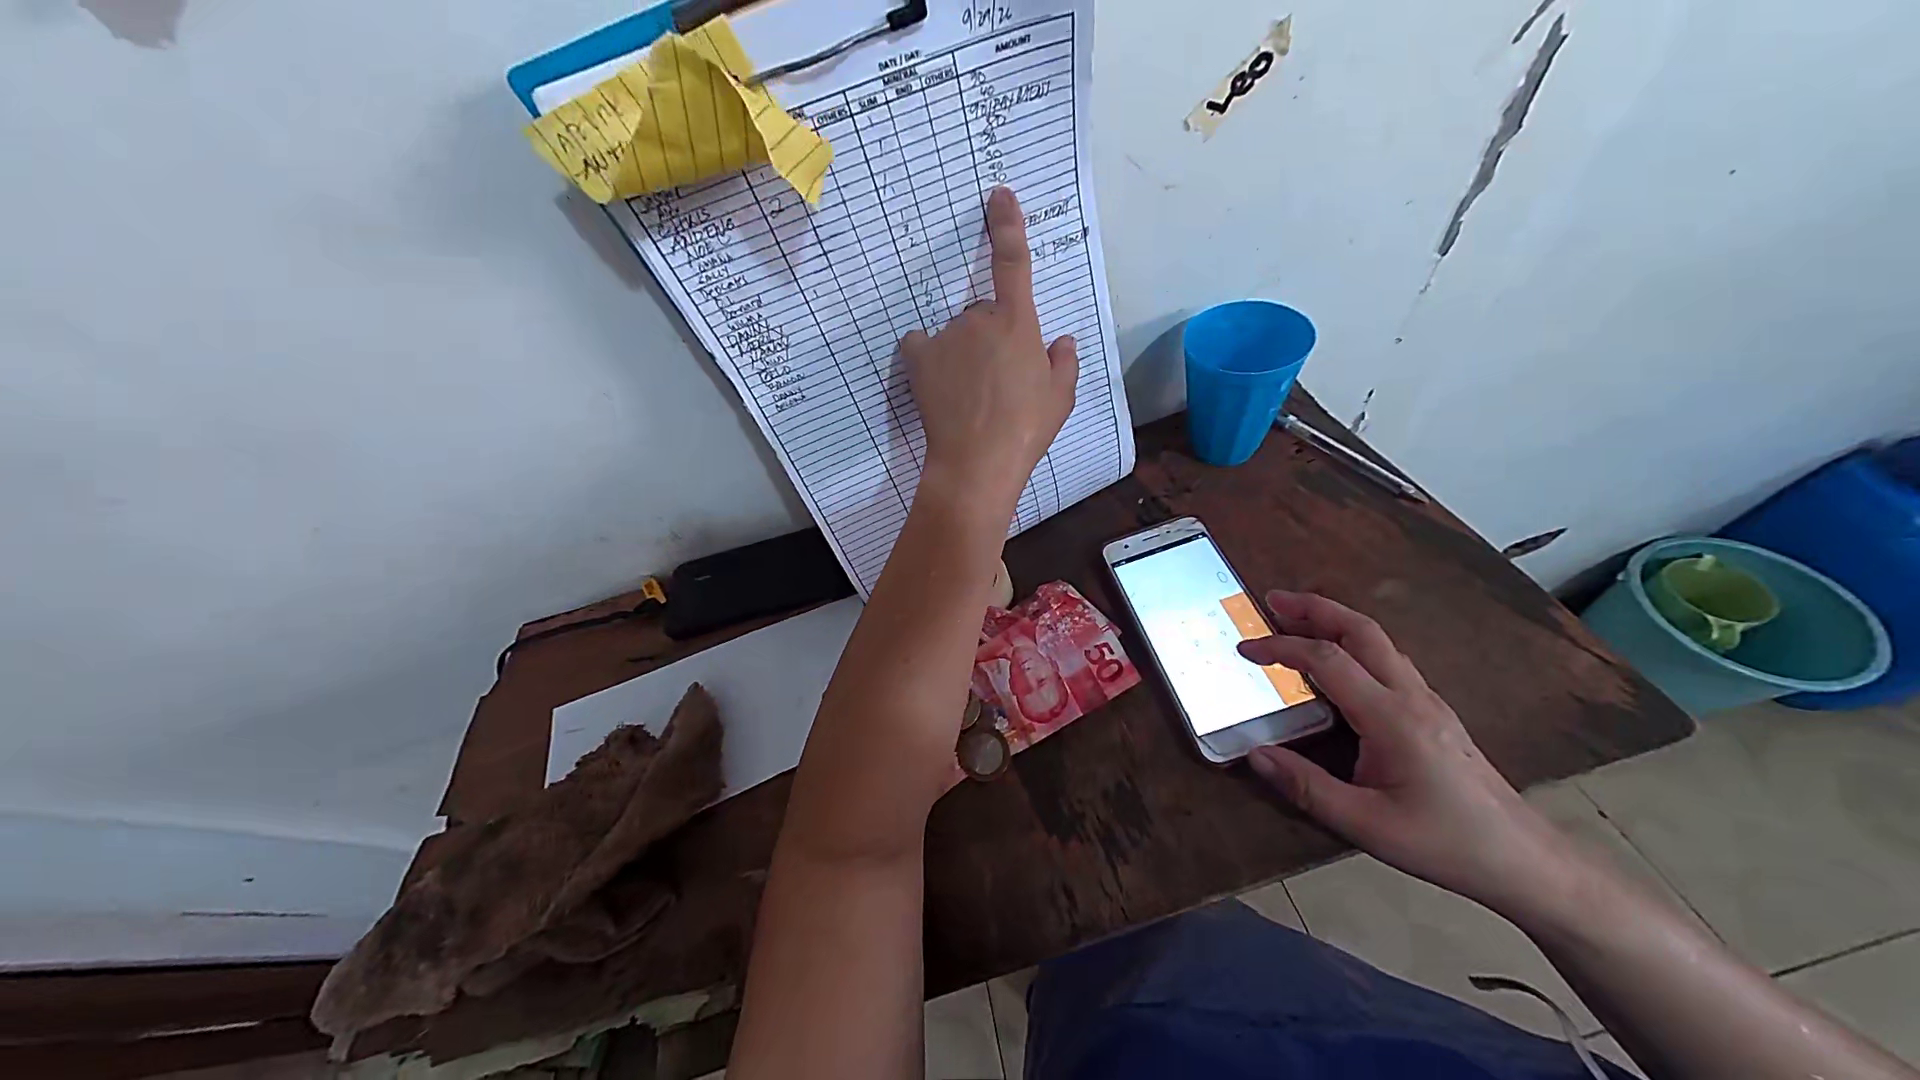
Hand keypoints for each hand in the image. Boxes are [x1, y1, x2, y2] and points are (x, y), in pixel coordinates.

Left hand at [901, 187, 1076, 505]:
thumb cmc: (1026, 428)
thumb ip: (1063, 363)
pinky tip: (938, 382)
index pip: (1013, 262)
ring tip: (971, 394)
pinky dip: (926, 354)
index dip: (1007, 225)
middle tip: (999, 380)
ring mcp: (945, 336)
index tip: (999, 194)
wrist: (977, 460)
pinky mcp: (918, 357)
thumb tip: (1061, 341)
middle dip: (991, 336)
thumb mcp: (1060, 397)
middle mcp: (978, 319)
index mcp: (1018, 322)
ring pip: (956, 332)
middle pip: (984, 313)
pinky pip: (920, 343)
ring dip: (963, 351)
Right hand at [1237, 591, 1579, 913]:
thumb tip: (1255, 754)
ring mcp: (1426, 700)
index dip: (1281, 647)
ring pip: (1378, 641)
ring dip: (1335, 621)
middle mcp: (1410, 696)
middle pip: (1361, 630)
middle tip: (1273, 599)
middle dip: (1314, 608)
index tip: (1245, 648)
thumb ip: (1306, 787)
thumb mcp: (1365, 824)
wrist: (1523, 860)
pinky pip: (1387, 660)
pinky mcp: (1433, 712)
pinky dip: (1352, 643)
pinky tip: (1337, 660)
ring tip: (1296, 619)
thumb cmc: (1444, 841)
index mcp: (1391, 717)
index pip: (1328, 660)